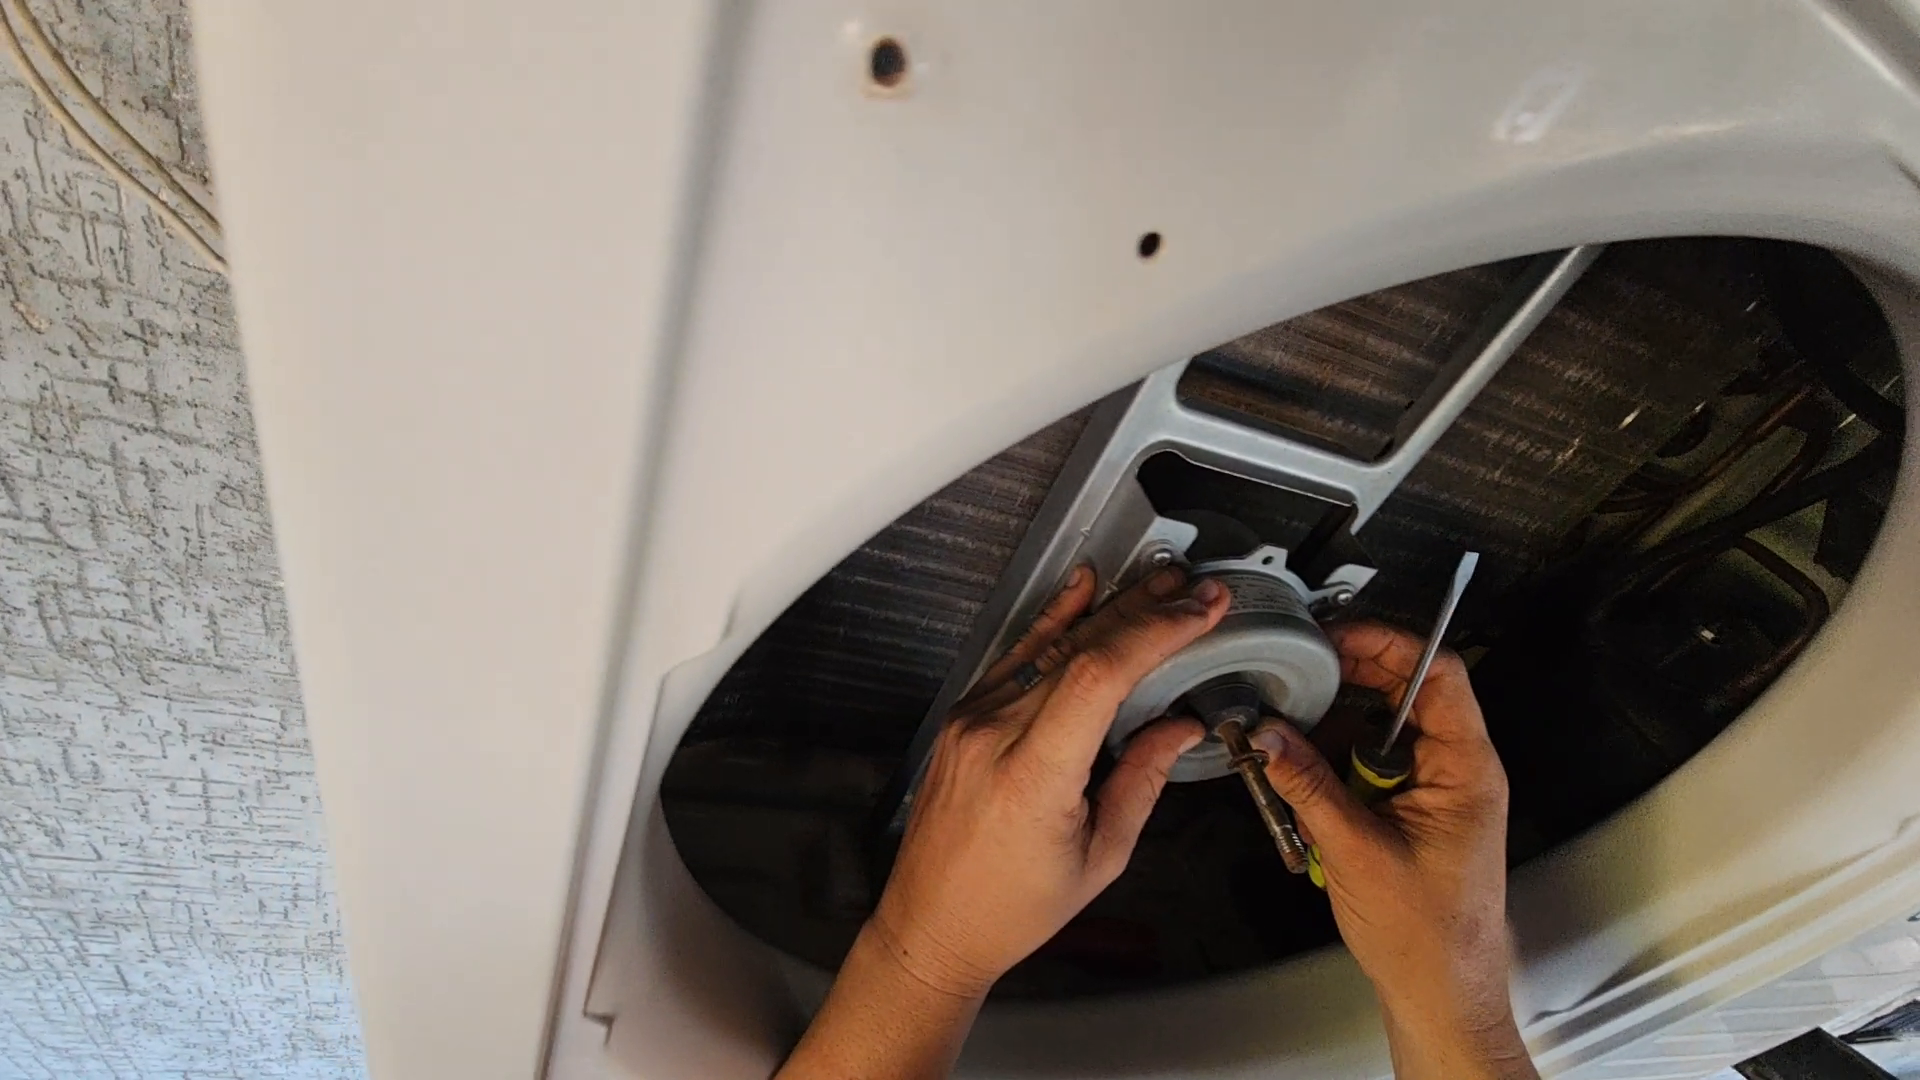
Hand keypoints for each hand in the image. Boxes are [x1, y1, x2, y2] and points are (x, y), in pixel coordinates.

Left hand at [871, 564, 1227, 996]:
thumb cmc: (1014, 905)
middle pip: (1077, 649)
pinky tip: (1080, 587)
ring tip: (1156, 584)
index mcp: (1033, 775)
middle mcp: (995, 732)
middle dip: (1143, 611)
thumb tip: (1182, 726)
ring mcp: (972, 717)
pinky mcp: (964, 712)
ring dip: (1109, 609)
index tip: (1198, 611)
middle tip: (1191, 590)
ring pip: (1049, 644)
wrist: (931, 919)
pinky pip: (1016, 655)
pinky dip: (1054, 618)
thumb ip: (1142, 780)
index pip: (1096, 677)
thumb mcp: (1100, 857)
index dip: (1152, 633)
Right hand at [1251, 622, 1535, 1079]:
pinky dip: (1323, 754)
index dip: (1388, 644)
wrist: (1439, 993)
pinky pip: (1358, 756)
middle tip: (1290, 674)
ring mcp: (1424, 783)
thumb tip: (1264, 731)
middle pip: (1401, 689)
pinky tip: (1292, 770)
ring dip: (1325, 721)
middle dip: (1343, 677)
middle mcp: (1449, 766)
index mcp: (1464, 770)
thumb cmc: (1424, 934)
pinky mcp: (1399, 801)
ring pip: (1372, 722)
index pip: (1439, 675)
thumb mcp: (1355, 850)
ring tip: (1280, 733)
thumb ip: (1306, 784)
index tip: (1332, 638)